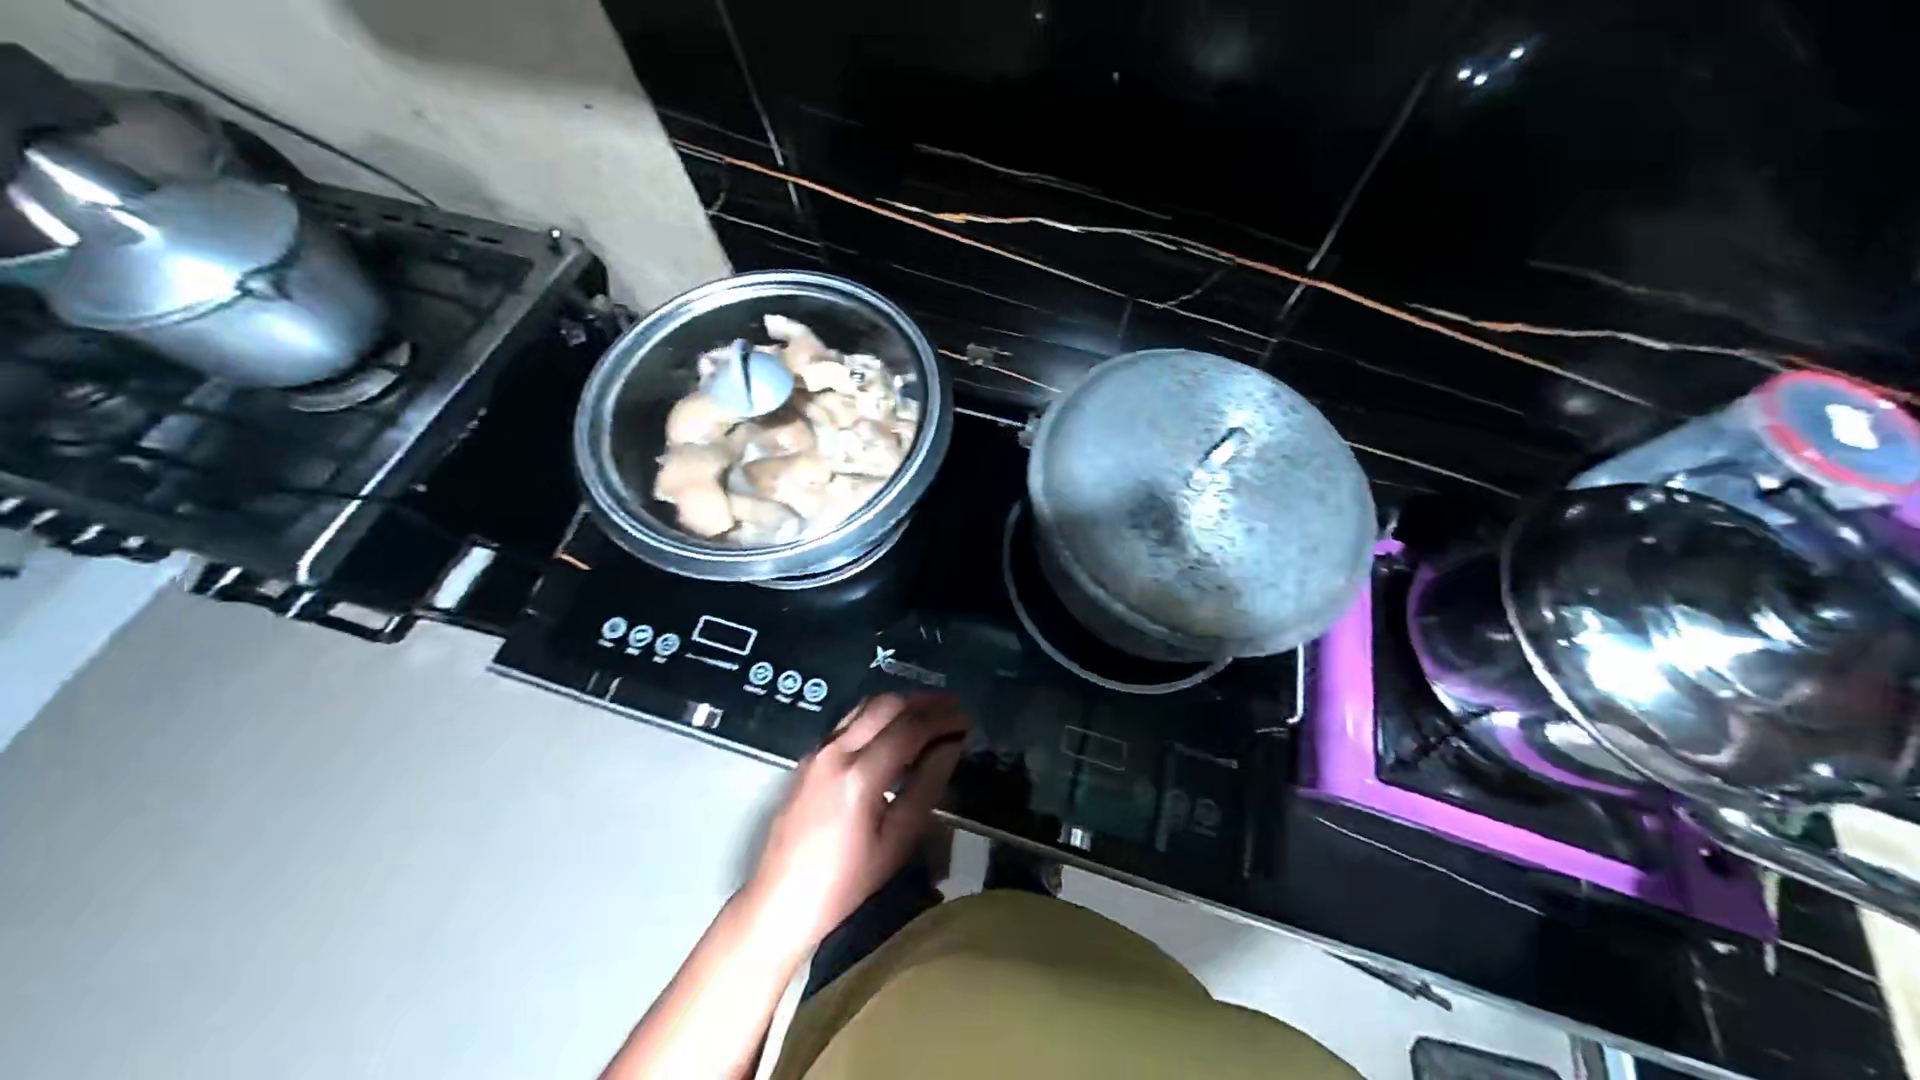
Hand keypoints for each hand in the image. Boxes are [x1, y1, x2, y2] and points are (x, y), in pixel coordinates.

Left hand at [742, 692, 970, 953]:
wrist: (780, 900)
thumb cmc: (845, 882)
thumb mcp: (897, 840)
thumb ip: (926, 785)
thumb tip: (951, 746)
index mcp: (859, 775)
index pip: (910, 727)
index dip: (944, 718)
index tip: (968, 719)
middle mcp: (836, 751)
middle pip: (887, 704)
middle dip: (925, 701)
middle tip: (955, 708)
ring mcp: (819, 750)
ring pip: (866, 706)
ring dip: (902, 702)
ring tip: (932, 712)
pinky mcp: (810, 756)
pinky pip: (851, 720)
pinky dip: (880, 714)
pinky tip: (897, 728)